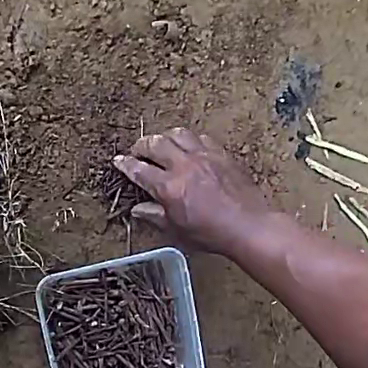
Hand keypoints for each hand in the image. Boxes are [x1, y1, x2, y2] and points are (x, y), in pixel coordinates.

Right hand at [114, 128, 276, 255]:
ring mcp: (204, 157)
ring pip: (178, 134)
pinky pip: (201, 138)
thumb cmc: (213, 233)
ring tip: (161, 144)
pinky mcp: (221, 155)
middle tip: (137, 151)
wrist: (248, 226)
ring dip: (164, 137)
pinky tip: (189, 148)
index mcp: (169, 187)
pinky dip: (189, 140)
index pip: (139, 170)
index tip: (119, 161)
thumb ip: (155, 215)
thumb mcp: (177, 230)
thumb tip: (138, 209)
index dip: (125, 164)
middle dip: (141, 145)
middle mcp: (184, 166)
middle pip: (155, 143)